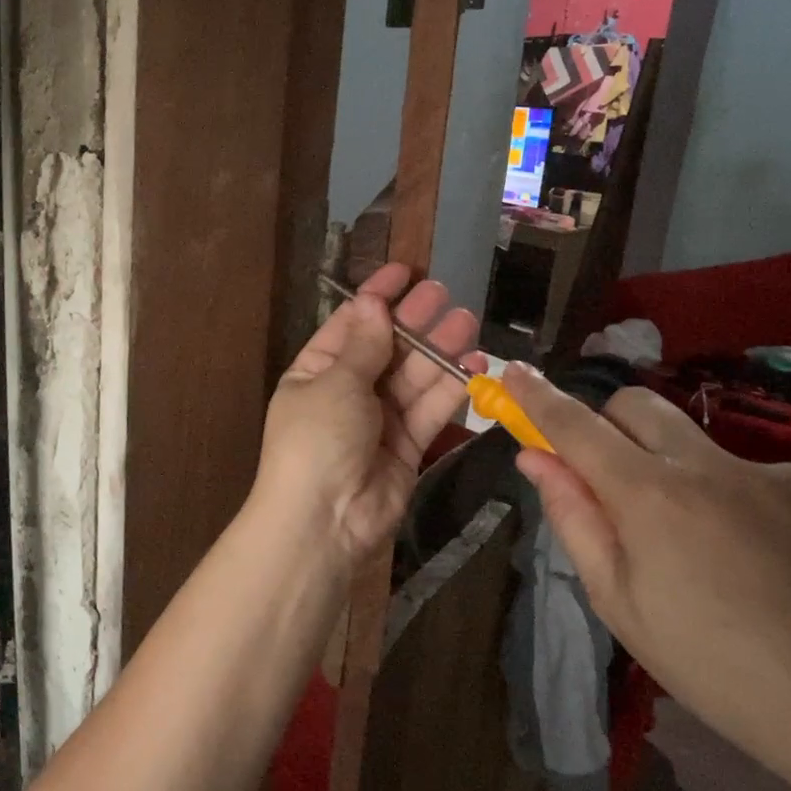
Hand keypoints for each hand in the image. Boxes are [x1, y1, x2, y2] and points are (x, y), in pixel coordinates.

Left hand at [254, 263, 478, 561]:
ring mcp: (378, 419)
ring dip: (438, 350)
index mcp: (315, 370)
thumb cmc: (317, 439)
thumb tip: (373, 304)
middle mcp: (347, 390)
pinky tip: (475, 364)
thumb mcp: (335, 384)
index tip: (404, 271)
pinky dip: (452, 388)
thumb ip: (364, 347)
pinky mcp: (407, 446)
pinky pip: (431, 409)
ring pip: (413, 376)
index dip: (376, 297)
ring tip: (467, 320)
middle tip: (444, 293)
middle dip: (413, 321)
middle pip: (386, 348)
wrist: (323, 520)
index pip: (350, 325)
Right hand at [506, 365, 790, 790]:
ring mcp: (787, 476)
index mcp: (651, 496)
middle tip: (614, 480)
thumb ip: (576, 522)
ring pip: (708, 451)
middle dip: (609, 425)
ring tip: (723, 560)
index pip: (575, 424)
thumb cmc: (728, 676)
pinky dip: (755, 509)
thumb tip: (536, 459)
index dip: (536, 395)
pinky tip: (784, 571)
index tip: (511, 371)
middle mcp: (715, 466)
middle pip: (638, 406)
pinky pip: (774, 483)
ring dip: (689, 480)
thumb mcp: (624, 609)